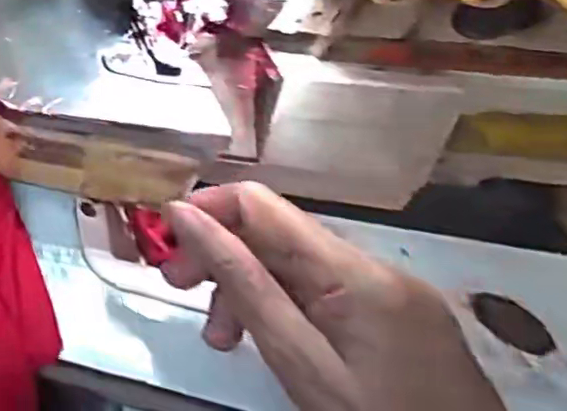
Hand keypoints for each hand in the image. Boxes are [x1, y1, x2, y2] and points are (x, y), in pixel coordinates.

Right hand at [161, 183, 504, 410]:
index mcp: (356, 272)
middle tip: (178, 289)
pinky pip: (323, 293)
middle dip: (219, 254)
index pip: (259, 203)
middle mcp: (376, 268)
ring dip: (246, 287)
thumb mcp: (299, 363)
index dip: (204, 210)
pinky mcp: (401, 320)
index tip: (166, 242)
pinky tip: (265, 340)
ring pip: (294, 265)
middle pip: (273, 233)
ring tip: (219, 336)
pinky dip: (284, 307)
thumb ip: (239, 281)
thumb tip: (180, 211)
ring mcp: (393, 295)